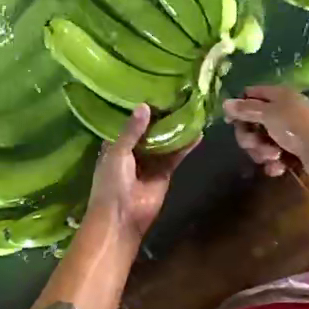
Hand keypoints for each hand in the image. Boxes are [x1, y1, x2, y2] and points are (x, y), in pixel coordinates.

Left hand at [84, 104, 195, 238]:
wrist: (121, 218)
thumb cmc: (111, 183)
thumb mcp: (118, 153)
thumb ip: (132, 131)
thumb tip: (145, 105)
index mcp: (115, 145)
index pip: (128, 123)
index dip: (139, 110)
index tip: (152, 90)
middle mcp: (133, 151)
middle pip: (149, 131)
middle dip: (160, 118)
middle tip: (177, 96)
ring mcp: (150, 162)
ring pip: (164, 142)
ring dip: (175, 130)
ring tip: (191, 109)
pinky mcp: (164, 173)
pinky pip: (175, 156)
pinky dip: (185, 146)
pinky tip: (198, 133)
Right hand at [223, 85, 308, 183]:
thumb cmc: (300, 128)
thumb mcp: (270, 114)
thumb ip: (246, 109)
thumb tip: (225, 103)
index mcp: (277, 97)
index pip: (250, 96)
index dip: (238, 107)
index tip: (230, 121)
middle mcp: (282, 112)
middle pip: (251, 122)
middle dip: (249, 136)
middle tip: (255, 143)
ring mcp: (288, 134)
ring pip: (260, 143)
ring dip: (261, 152)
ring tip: (274, 156)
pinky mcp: (293, 154)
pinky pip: (272, 158)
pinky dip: (273, 163)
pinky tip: (279, 167)